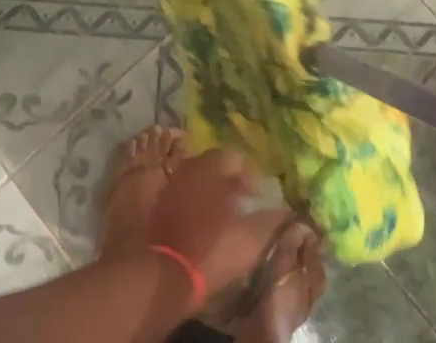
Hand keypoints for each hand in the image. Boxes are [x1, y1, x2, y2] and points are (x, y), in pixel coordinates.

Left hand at [144, 148, 294, 295]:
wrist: (160, 277)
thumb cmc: (211, 250)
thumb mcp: (251, 238)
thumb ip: (270, 220)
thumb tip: (285, 210)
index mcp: (209, 169)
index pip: (234, 157)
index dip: (250, 176)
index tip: (259, 196)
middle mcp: (184, 170)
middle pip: (210, 168)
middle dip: (227, 183)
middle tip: (240, 205)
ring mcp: (164, 189)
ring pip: (191, 183)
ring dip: (207, 195)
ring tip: (219, 218)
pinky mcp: (150, 210)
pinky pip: (175, 200)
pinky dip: (188, 208)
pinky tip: (197, 228)